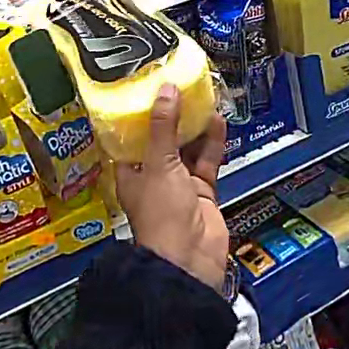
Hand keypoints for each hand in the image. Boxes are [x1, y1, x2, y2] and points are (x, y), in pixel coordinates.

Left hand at [116, 84, 229, 291]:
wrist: (190, 260)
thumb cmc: (162, 215)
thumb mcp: (159, 164)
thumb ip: (164, 127)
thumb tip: (166, 90)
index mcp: (130, 173)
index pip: (131, 138)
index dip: (140, 115)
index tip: (149, 90)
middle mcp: (153, 177)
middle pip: (163, 141)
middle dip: (172, 117)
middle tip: (181, 88)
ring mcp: (179, 185)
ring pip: (187, 149)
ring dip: (195, 127)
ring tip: (202, 99)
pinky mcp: (202, 191)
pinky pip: (207, 161)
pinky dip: (213, 143)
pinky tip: (218, 122)